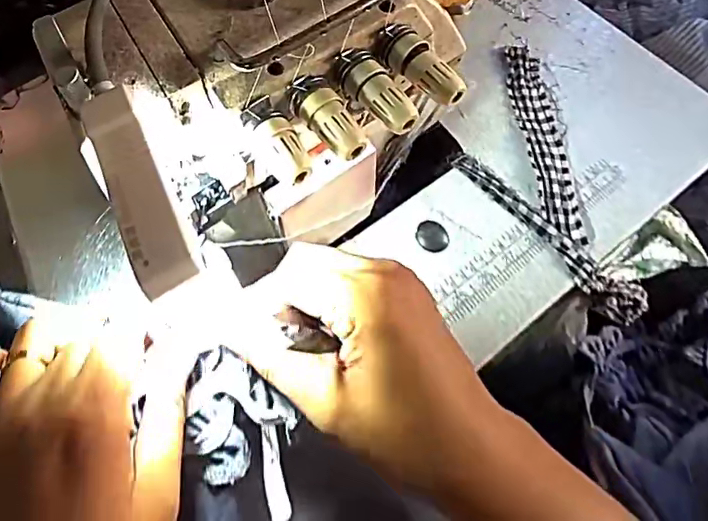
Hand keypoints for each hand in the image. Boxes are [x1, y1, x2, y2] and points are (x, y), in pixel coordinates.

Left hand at [0, 312, 189, 520]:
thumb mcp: (154, 492)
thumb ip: (168, 410)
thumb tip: (179, 348)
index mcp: (94, 407)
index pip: (121, 332)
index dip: (142, 338)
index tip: (152, 357)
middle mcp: (42, 401)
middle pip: (81, 336)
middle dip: (108, 347)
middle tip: (123, 379)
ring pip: (29, 342)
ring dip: (58, 345)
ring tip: (77, 369)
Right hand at [234, 242, 505, 493]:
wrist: (469, 448)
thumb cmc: (416, 434)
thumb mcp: (327, 401)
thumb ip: (272, 357)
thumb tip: (238, 329)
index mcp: (366, 291)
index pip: (288, 271)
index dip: (259, 303)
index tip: (246, 330)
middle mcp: (386, 271)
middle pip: (307, 259)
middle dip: (283, 297)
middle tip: (280, 344)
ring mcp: (399, 276)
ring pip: (327, 264)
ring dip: (307, 297)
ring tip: (314, 349)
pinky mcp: (405, 288)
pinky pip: (352, 274)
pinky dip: (333, 298)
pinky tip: (338, 341)